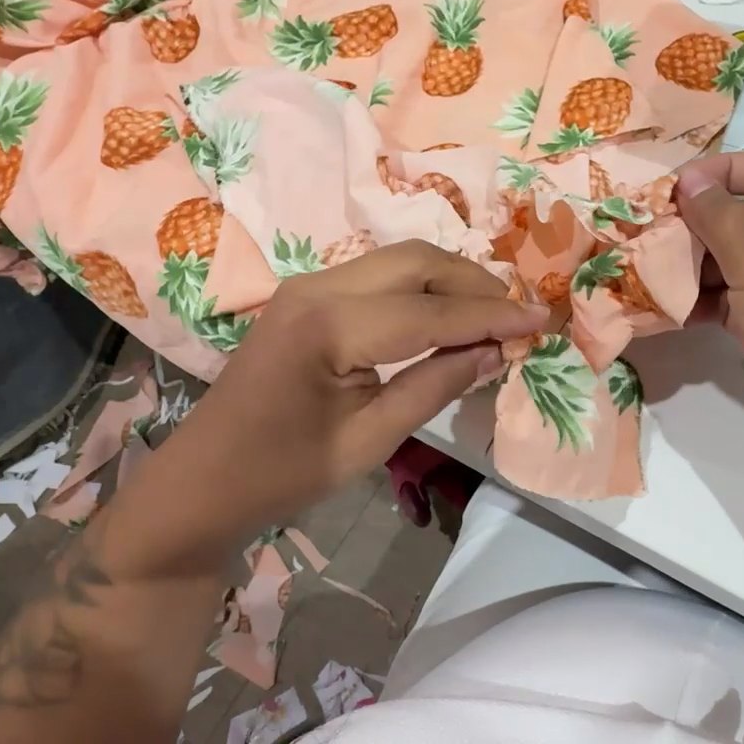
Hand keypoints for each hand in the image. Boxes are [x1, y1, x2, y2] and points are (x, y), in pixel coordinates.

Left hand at [116, 241, 546, 575]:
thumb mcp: (369, 441)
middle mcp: (318, 287)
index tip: (543, 320)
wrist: (200, 484)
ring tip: (493, 314)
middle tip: (518, 317)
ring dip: (453, 280)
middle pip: (419, 261)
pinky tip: (449, 313)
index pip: (432, 311)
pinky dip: (425, 286)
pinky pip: (383, 273)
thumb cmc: (282, 474)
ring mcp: (310, 285)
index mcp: (329, 326)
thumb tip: (497, 352)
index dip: (493, 315)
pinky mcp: (310, 294)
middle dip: (476, 284)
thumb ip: (436, 385)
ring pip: (403, 259)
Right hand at [674, 152, 743, 456]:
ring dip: (688, 262)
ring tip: (644, 265)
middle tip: (646, 229)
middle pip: (738, 213)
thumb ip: (717, 213)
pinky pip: (723, 297)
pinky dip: (696, 299)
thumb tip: (689, 179)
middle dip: (694, 221)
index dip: (723, 169)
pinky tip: (660, 303)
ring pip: (726, 258)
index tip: (678, 186)